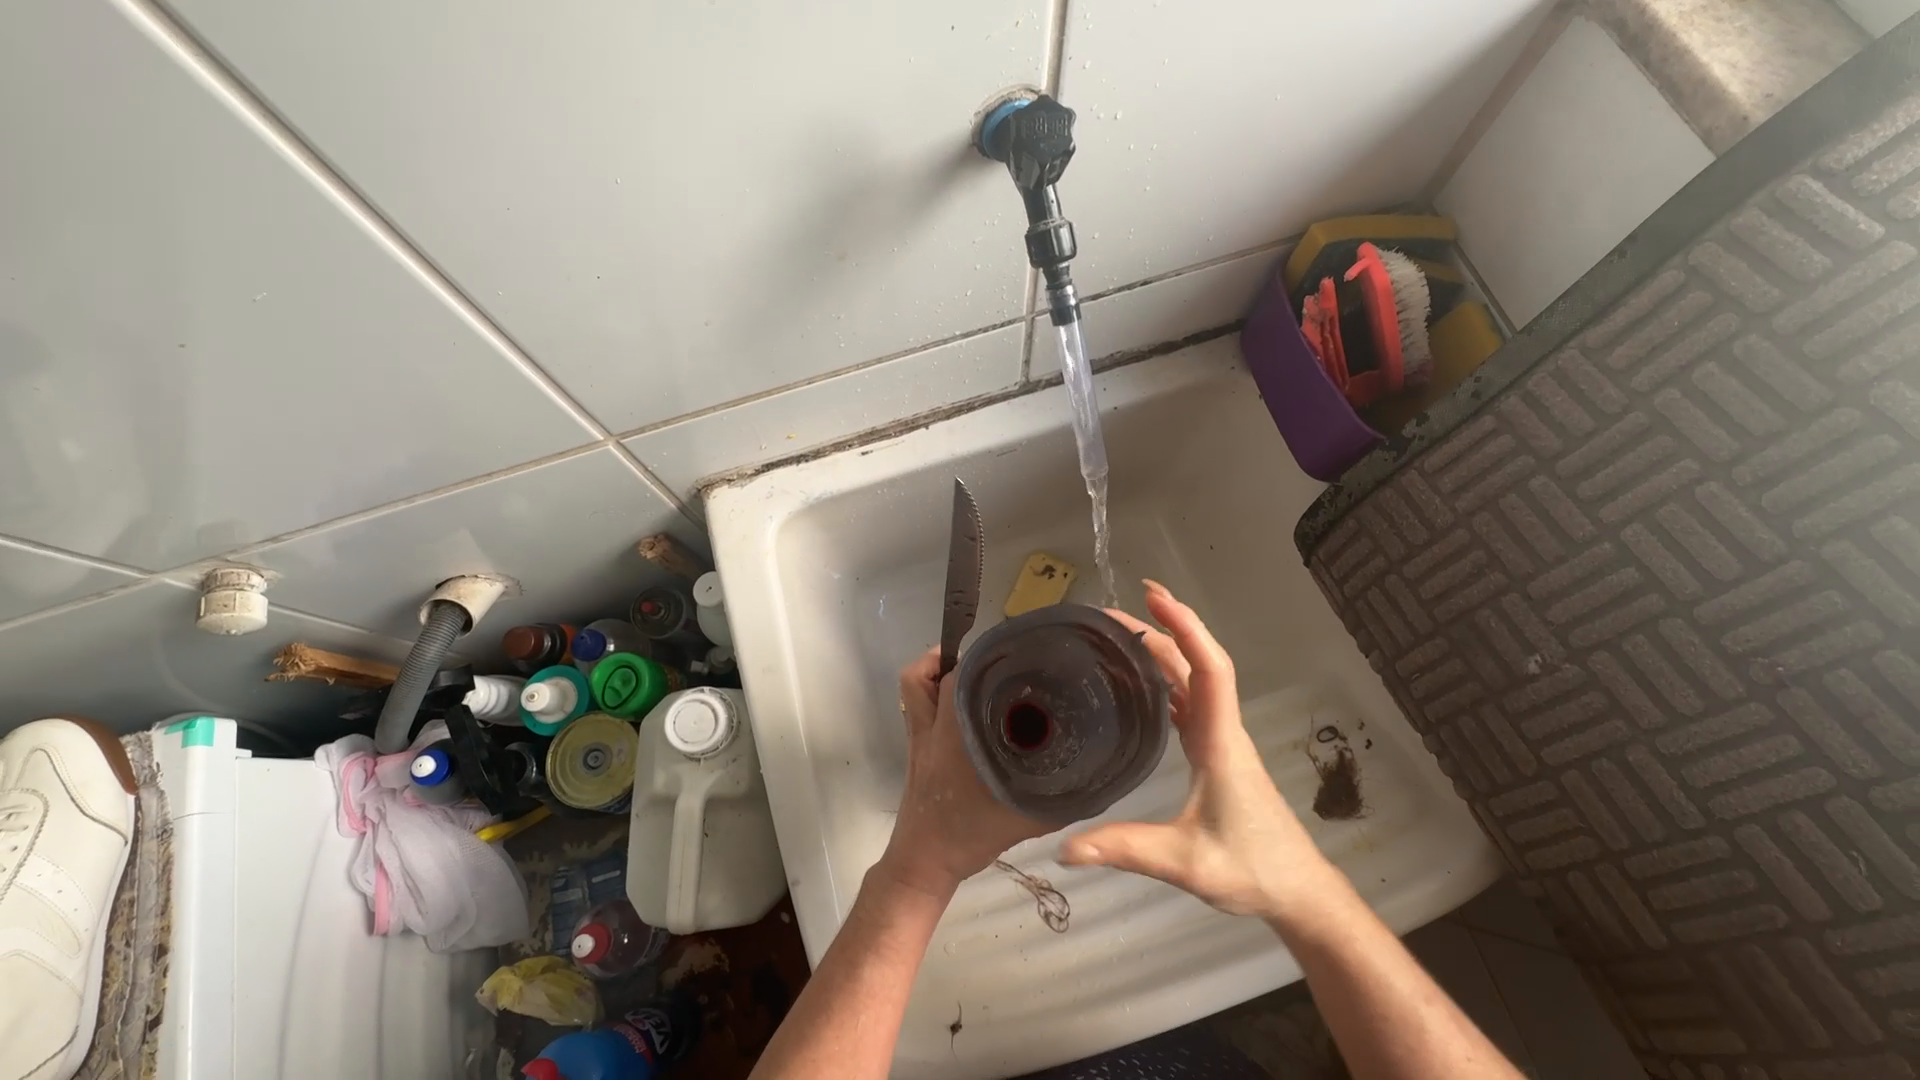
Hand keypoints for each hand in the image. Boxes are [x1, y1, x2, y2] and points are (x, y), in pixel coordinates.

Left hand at [876, 647, 1051, 897]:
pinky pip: (915, 700)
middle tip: (1009, 660)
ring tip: (978, 666)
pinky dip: (931, 686)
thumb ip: (1063, 801)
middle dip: (974, 658)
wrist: (924, 862)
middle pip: (941, 672)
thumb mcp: (1026, 819)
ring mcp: (919, 733)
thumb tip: (1101, 778)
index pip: (963, 677)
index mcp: (957, 734)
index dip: (989, 657)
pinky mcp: (914, 743)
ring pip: (916, 681)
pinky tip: (961, 694)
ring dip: (940, 666)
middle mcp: (935, 725)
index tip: (1020, 652)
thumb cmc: (969, 836)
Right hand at [1061, 581, 1339, 922]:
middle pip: (1196, 663)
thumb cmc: (1252, 869)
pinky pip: (1189, 702)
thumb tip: (1063, 848)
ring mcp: (1221, 740)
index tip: (1152, 596)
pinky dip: (1164, 679)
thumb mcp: (1187, 863)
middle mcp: (1222, 731)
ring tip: (1117, 635)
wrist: (1299, 892)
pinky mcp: (1216, 753)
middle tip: (1112, 611)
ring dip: (1162, 650)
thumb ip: (1126, 850)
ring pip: (1193, 680)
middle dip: (1161, 627)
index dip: (1185, 627)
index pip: (1208, 669)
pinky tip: (1137, 682)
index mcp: (1221, 742)